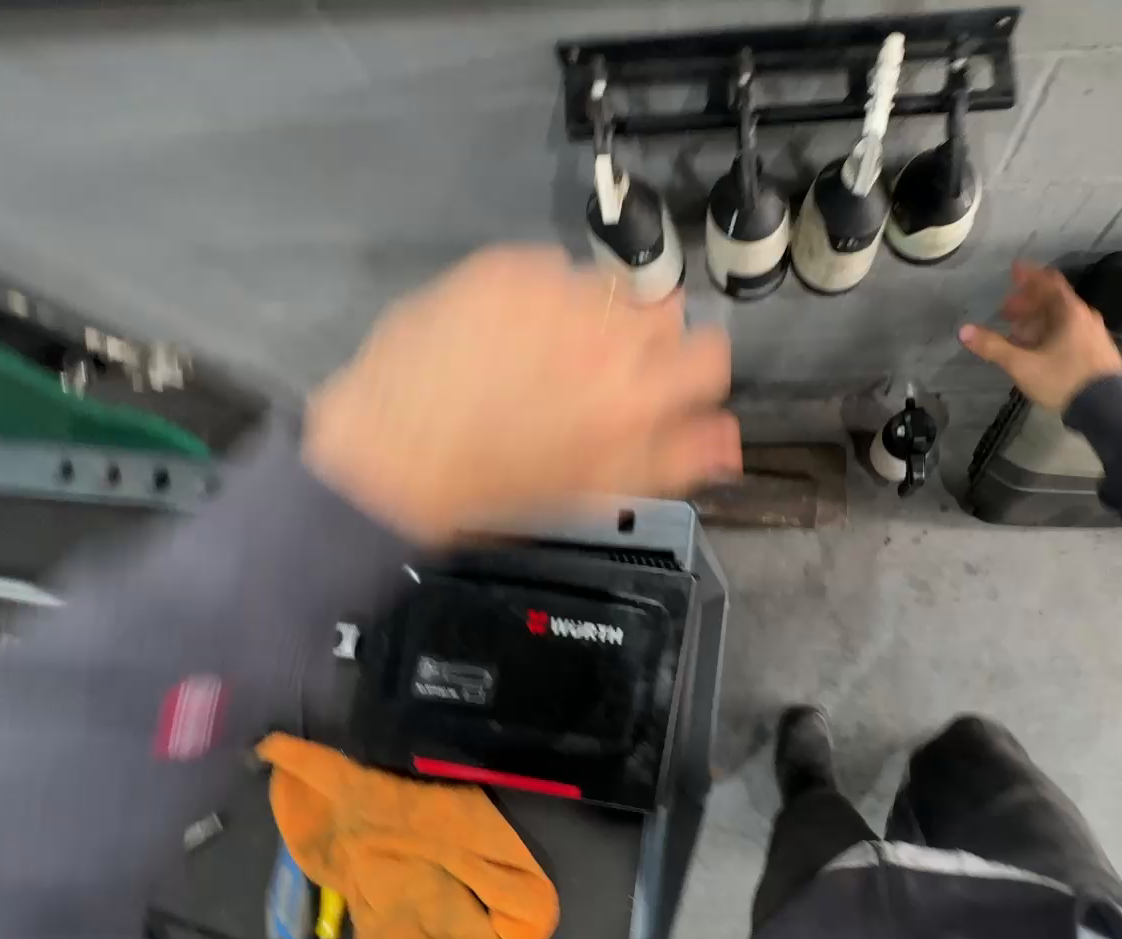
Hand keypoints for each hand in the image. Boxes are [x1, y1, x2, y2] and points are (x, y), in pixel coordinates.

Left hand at [303, 246, 740, 541]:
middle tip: (603, 368)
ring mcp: (550, 293)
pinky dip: (543, 294)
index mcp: (635, 395)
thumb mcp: (598, 488)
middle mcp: (604, 333)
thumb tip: (731, 439)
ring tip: (550, 348)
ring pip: (609, 285)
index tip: (671, 378)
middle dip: (646, 337)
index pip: (708, 355)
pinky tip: (511, 329)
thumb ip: (676, 460)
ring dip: (596, 313)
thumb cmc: (501, 488)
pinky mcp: (503, 269)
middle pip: (664, 310)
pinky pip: (550, 268)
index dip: (695, 367)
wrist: (390, 457)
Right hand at [959, 262, 1121, 410]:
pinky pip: (1068, 332)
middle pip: (1053, 300)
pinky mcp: (1095, 350)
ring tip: (1017, 334)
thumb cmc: (1062, 379)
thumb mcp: (1023, 365)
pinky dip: (1049, 332)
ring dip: (1037, 320)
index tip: (1013, 270)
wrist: (1105, 405)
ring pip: (1060, 318)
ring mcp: (1092, 333)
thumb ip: (993, 347)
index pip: (1048, 282)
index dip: (1029, 275)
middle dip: (1027, 303)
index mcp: (1068, 312)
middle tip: (1006, 312)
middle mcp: (1083, 316)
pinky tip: (1038, 350)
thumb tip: (964, 331)